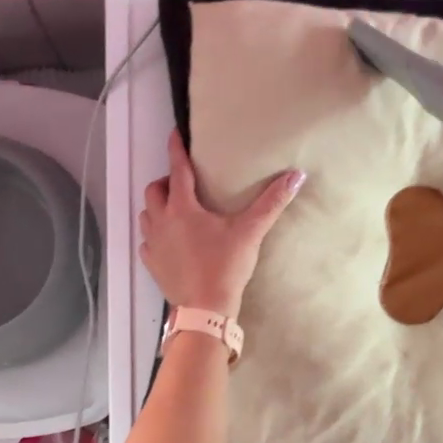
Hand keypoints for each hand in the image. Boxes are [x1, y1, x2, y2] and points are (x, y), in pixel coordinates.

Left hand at [140, 130, 304, 317]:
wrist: (205, 309)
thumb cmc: (225, 267)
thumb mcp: (250, 232)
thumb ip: (271, 202)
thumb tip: (296, 176)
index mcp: (183, 208)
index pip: (177, 169)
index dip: (175, 149)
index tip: (174, 133)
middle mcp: (162, 221)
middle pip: (154, 190)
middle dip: (165, 182)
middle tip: (182, 184)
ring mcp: (153, 244)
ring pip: (146, 215)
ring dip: (157, 207)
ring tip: (173, 210)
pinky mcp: (152, 264)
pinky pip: (146, 242)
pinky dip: (154, 235)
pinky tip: (167, 241)